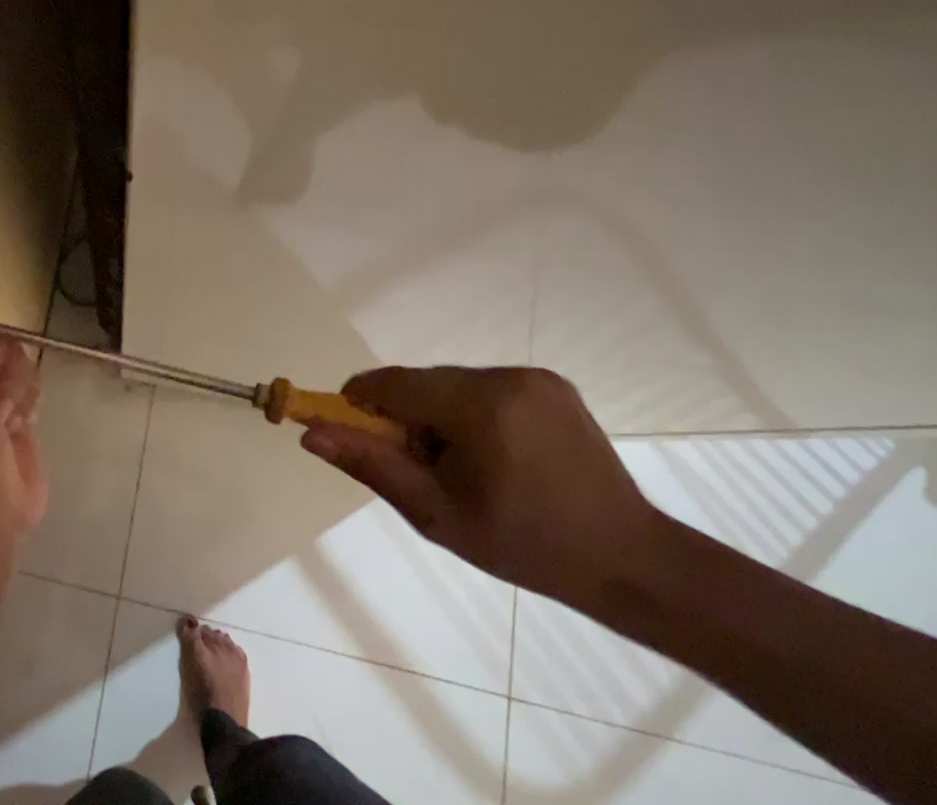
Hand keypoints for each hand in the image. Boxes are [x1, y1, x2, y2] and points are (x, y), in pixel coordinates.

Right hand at [301, 366, 660, 606]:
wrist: (625, 558)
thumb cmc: (522, 543)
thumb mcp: (434, 512)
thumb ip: (370, 465)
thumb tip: (311, 434)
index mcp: (480, 405)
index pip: (390, 383)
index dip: (359, 405)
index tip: (355, 440)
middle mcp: (508, 377)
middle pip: (421, 383)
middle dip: (403, 419)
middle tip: (416, 470)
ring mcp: (536, 378)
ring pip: (451, 386)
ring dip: (435, 417)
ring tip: (458, 469)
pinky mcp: (553, 386)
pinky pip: (484, 390)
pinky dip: (468, 415)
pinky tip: (488, 457)